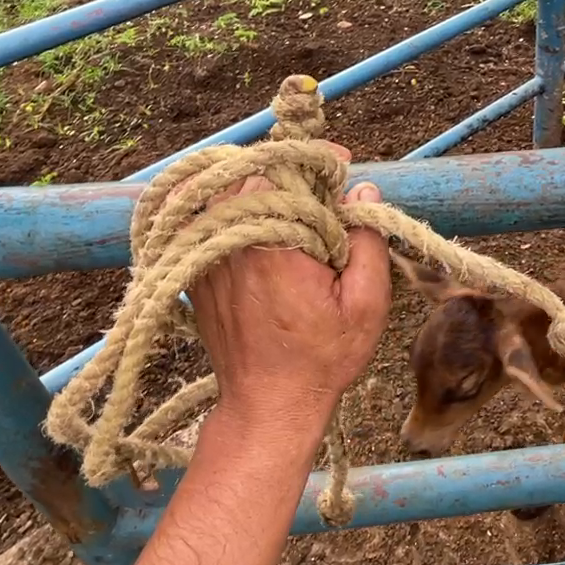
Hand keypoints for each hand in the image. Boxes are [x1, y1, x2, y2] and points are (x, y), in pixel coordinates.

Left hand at [186, 146, 391, 429]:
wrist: (268, 405)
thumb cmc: (323, 358)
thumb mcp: (367, 304)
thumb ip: (368, 242)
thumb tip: (362, 191)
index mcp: (274, 245)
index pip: (286, 170)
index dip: (317, 160)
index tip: (342, 164)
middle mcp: (231, 244)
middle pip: (254, 176)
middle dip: (292, 176)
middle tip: (325, 195)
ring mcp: (206, 259)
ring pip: (228, 193)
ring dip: (262, 190)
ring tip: (297, 208)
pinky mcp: (196, 273)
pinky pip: (208, 221)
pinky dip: (234, 212)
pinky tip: (264, 226)